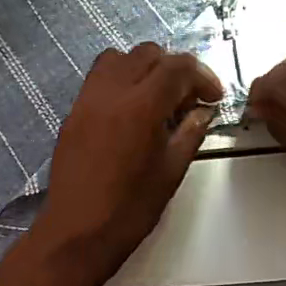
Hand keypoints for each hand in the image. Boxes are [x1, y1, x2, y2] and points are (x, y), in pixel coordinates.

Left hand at [4, 43, 222, 285]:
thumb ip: (190, 132)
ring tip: (157, 98)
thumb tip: (202, 111)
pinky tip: (130, 109)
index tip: (213, 97)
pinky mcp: (72, 112)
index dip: (202, 75)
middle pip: (147, 54)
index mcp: (140, 106)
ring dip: (143, 67)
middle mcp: (110, 92)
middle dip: (174, 68)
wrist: (76, 231)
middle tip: (188, 98)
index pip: (177, 66)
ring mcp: (86, 99)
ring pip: (118, 58)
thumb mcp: (171, 171)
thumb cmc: (130, 209)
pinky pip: (97, 78)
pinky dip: (119, 79)